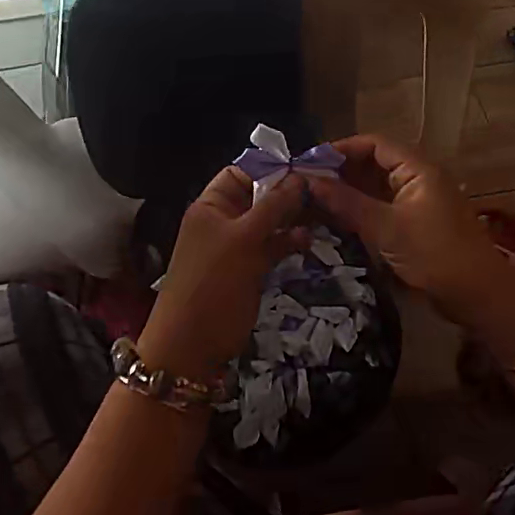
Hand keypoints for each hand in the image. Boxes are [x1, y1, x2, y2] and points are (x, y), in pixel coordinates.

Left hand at [136, 167, 305, 382]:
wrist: (192, 346)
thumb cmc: (213, 283)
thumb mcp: (243, 240)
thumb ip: (272, 207)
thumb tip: (298, 178)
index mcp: (211, 205)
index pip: (240, 173)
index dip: (268, 168)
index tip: (303, 168)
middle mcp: (223, 220)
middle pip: (257, 196)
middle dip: (286, 192)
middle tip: (322, 189)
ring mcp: (236, 246)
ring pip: (267, 222)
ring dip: (291, 217)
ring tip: (322, 212)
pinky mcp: (249, 269)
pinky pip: (270, 246)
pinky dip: (287, 241)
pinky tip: (308, 240)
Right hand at [305, 134, 514, 327]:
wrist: (480, 297)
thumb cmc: (434, 254)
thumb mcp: (386, 228)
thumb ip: (346, 202)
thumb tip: (309, 182)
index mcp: (417, 168)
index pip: (374, 143)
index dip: (342, 148)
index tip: (312, 161)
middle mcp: (419, 177)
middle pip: (374, 162)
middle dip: (342, 170)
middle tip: (308, 182)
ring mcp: (419, 200)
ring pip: (377, 185)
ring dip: (350, 190)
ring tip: (317, 199)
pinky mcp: (417, 222)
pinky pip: (384, 204)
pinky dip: (362, 207)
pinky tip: (338, 217)